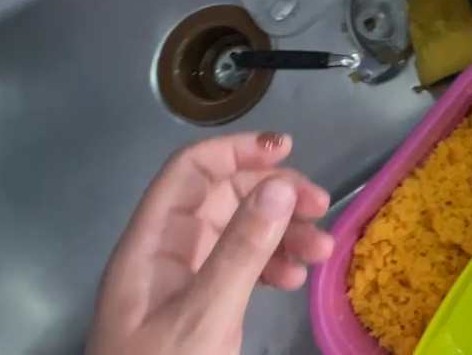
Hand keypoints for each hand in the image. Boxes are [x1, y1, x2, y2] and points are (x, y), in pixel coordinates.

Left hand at [88, 132, 335, 354]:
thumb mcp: (203, 320)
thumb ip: (241, 251)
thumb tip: (279, 182)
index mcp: (150, 247)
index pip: (189, 172)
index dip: (235, 152)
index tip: (286, 151)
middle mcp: (166, 255)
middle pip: (223, 196)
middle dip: (274, 193)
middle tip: (319, 206)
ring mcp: (184, 282)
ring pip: (240, 230)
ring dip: (283, 230)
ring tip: (321, 248)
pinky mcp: (203, 307)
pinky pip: (244, 264)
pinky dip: (275, 262)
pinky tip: (296, 277)